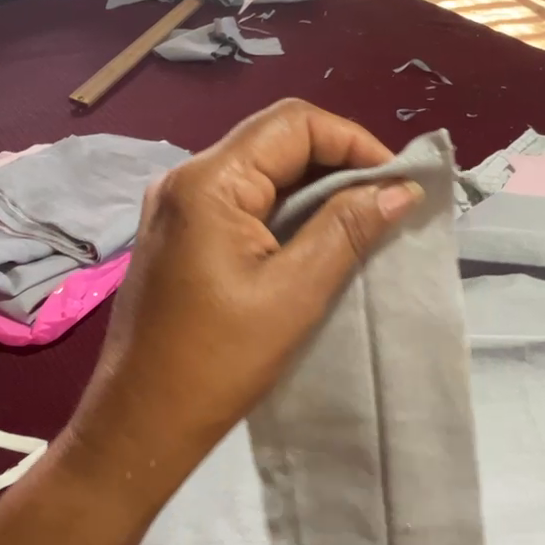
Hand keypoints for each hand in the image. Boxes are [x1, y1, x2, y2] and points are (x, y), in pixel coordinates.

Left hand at [64, 99, 421, 483]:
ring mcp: (177, 207)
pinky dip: (285, 211)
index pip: (293, 123)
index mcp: (208, 182)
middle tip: (386, 201)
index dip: (354, 141)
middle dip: (338, 163)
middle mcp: (185, 179)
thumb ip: (347, 230)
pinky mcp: (180, 235)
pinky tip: (316, 239)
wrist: (143, 421)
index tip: (397, 182)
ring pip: (261, 171)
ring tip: (362, 220)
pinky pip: (242, 202)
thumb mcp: (295, 293)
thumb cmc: (218, 362)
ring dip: (314, 188)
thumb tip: (401, 188)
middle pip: (275, 140)